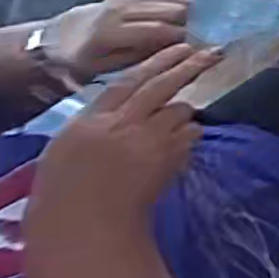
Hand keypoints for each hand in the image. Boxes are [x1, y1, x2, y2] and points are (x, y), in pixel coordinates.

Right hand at [29, 45, 220, 234]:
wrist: (83, 230)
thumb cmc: (63, 196)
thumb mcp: (68, 151)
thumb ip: (103, 122)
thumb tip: (137, 102)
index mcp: (86, 124)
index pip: (125, 83)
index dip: (156, 63)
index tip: (180, 47)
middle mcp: (120, 124)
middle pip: (162, 84)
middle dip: (190, 64)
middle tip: (214, 51)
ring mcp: (150, 137)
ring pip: (181, 110)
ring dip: (179, 118)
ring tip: (159, 142)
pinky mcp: (172, 152)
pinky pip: (190, 133)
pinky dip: (185, 138)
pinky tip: (167, 156)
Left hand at [46, 0, 192, 78]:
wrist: (66, 34)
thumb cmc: (91, 56)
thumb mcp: (110, 65)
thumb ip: (145, 54)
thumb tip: (180, 43)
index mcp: (109, 33)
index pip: (159, 29)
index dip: (179, 35)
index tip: (187, 41)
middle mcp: (118, 10)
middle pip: (174, 9)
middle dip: (186, 21)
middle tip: (182, 30)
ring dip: (186, 9)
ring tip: (180, 20)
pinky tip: (175, 6)